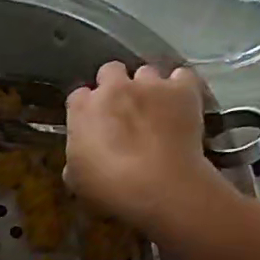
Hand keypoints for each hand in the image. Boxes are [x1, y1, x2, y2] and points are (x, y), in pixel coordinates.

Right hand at [63, 62, 230, 230]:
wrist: (159, 187)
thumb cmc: (108, 188)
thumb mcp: (76, 179)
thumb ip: (76, 157)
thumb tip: (82, 156)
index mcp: (82, 109)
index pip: (78, 96)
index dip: (85, 109)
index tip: (91, 124)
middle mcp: (114, 89)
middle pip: (110, 71)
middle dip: (113, 86)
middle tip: (120, 109)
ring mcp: (150, 86)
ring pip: (146, 71)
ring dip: (146, 86)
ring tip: (153, 107)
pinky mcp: (183, 90)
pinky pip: (181, 76)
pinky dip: (179, 86)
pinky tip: (179, 103)